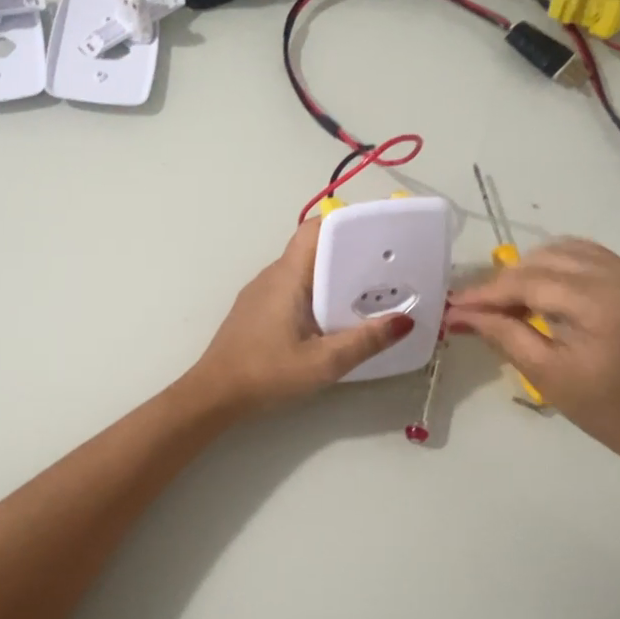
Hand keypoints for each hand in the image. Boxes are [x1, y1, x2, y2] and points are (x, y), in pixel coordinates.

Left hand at [186, 218, 412, 415]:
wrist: (214, 394)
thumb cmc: (266, 373)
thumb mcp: (323, 362)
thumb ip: (365, 341)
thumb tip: (404, 321)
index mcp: (288, 276)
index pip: (316, 229)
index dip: (347, 224)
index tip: (379, 233)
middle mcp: (273, 275)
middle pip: (314, 249)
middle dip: (350, 254)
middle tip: (386, 269)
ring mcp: (261, 293)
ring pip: (303, 271)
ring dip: (334, 277)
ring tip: (369, 294)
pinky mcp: (257, 310)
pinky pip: (292, 289)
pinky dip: (316, 294)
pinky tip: (334, 318)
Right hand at [447, 239, 619, 469]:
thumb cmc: (609, 411)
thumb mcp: (548, 374)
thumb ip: (503, 334)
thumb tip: (460, 314)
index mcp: (601, 300)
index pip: (528, 281)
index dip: (485, 292)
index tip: (452, 306)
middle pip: (545, 259)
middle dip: (505, 281)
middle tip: (475, 310)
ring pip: (565, 252)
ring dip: (530, 272)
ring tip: (506, 305)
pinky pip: (588, 259)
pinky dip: (558, 271)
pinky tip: (541, 298)